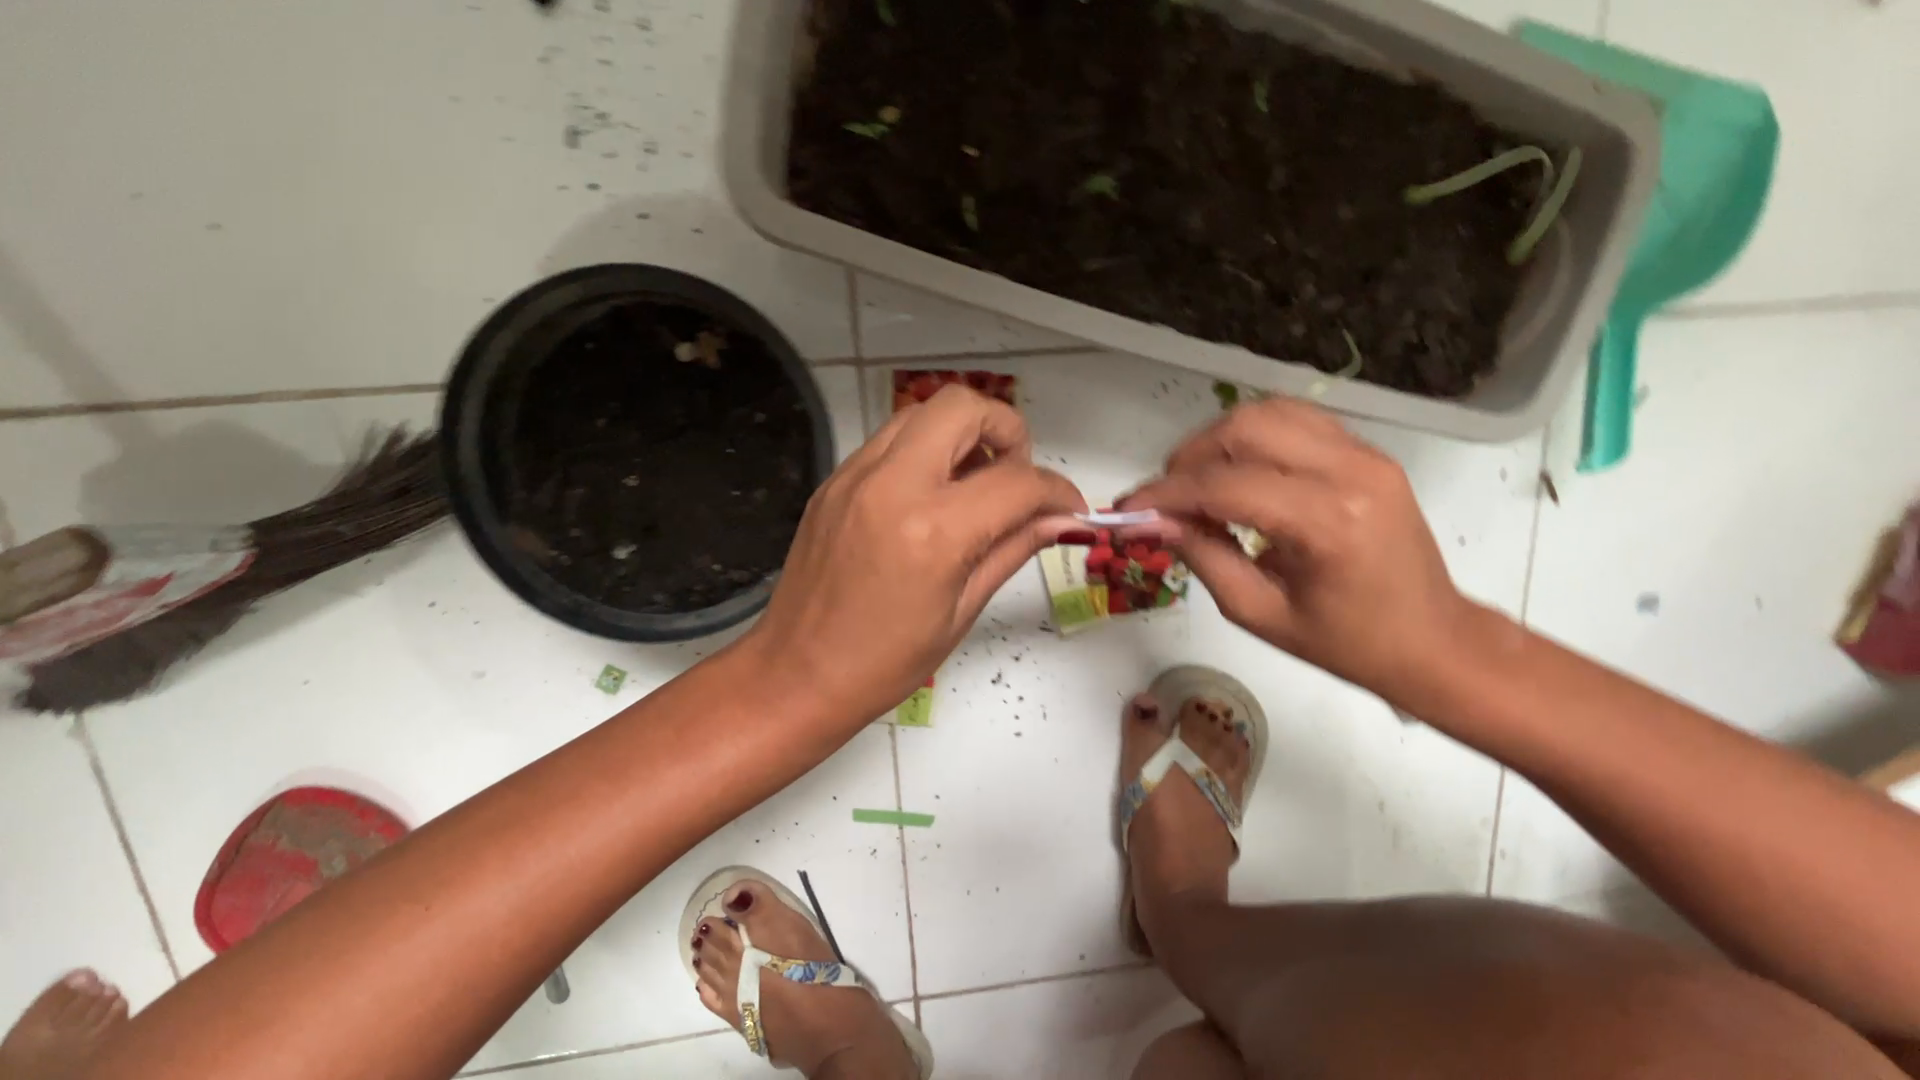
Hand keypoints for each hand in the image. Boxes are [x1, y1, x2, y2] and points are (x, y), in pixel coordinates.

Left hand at [746, 385, 1085, 723]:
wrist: (795, 674)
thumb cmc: (885, 662)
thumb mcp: (962, 610)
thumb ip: (1013, 548)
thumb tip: (1061, 519)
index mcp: (933, 530)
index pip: (1016, 480)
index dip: (1056, 491)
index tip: (1068, 508)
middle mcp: (892, 485)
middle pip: (963, 407)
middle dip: (1006, 429)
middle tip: (1014, 477)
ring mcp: (854, 476)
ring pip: (922, 412)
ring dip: (961, 434)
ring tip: (973, 485)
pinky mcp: (833, 482)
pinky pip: (889, 440)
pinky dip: (923, 451)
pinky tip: (930, 498)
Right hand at [1120, 398, 1475, 700]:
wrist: (1432, 640)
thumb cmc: (1347, 643)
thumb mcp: (1260, 612)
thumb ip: (1203, 556)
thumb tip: (1151, 520)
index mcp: (1328, 523)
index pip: (1225, 486)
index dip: (1166, 494)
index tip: (1127, 510)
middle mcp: (1350, 472)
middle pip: (1245, 428)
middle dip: (1190, 457)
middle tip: (1165, 497)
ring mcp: (1365, 455)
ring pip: (1269, 412)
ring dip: (1220, 441)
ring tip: (1198, 483)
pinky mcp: (1367, 452)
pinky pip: (1297, 422)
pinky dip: (1255, 438)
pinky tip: (1239, 473)